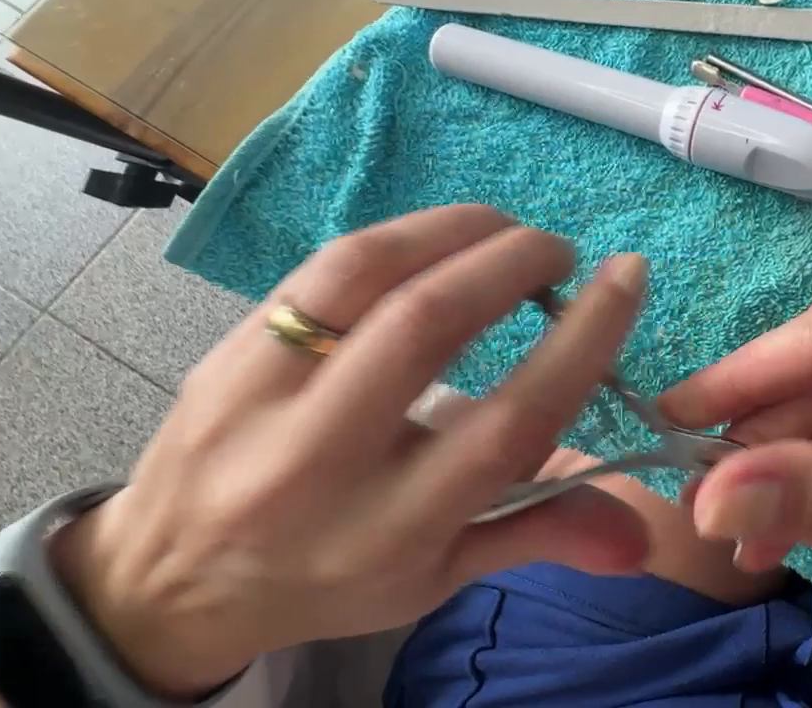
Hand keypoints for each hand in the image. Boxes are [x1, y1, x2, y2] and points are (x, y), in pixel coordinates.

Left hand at [53, 206, 651, 697]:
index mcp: (391, 530)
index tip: (626, 277)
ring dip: (462, 231)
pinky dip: (409, 235)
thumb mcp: (445, 574)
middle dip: (517, 261)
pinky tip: (446, 239)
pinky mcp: (226, 351)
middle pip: (429, 324)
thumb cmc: (336, 574)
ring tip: (508, 232)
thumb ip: (545, 533)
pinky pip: (327, 266)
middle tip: (560, 252)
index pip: (509, 422)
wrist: (165, 581)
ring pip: (369, 273)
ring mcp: (256, 399)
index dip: (582, 338)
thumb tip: (646, 536)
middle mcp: (317, 465)